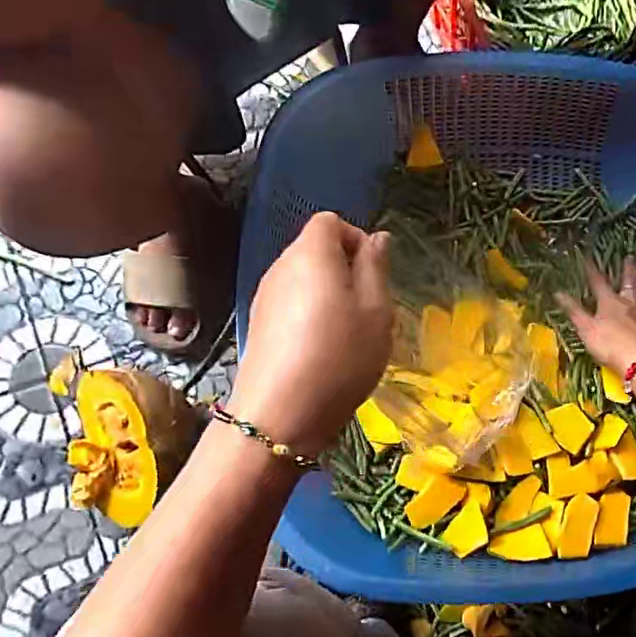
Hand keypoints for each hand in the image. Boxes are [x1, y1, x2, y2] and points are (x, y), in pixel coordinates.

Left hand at [229, 212, 391, 454]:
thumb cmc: (339, 356)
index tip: (373, 278)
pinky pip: (291, 307)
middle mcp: (281, 266)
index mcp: (311, 252)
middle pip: (315, 251)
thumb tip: (376, 238)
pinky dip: (309, 320)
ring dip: (328, 299)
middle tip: (366, 313)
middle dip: (344, 272)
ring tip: (345, 338)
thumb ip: (376, 267)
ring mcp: (264, 297)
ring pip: (304, 282)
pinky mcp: (258, 326)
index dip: (356, 241)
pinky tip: (320, 354)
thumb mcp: (376, 312)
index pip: (331, 221)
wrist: (278, 414)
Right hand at [557, 259, 635, 376]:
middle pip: (629, 282)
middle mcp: (629, 302)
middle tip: (630, 257)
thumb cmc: (608, 345)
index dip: (592, 269)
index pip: (598, 282)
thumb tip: (557, 293)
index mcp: (609, 302)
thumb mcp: (585, 328)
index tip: (588, 257)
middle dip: (628, 269)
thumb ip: (574, 310)